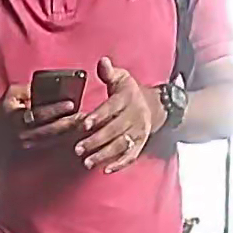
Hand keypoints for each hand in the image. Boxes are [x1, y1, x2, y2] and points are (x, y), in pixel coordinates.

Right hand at [0, 82, 78, 154]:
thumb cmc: (3, 112)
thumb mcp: (11, 96)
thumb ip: (27, 90)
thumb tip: (47, 88)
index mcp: (16, 117)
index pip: (39, 113)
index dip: (56, 109)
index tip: (71, 104)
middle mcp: (23, 133)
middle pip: (50, 129)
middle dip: (69, 123)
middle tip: (85, 117)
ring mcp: (28, 144)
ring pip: (53, 139)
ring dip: (70, 132)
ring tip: (85, 125)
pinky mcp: (33, 151)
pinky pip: (51, 145)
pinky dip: (64, 139)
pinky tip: (76, 134)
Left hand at [75, 58, 161, 173]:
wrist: (155, 106)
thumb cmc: (129, 92)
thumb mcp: (122, 78)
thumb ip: (109, 73)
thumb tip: (102, 61)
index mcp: (127, 99)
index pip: (111, 108)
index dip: (98, 116)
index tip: (84, 125)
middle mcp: (134, 116)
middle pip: (114, 130)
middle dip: (95, 140)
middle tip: (78, 149)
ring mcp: (138, 132)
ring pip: (120, 145)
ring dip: (103, 155)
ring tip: (87, 162)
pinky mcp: (140, 144)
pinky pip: (131, 156)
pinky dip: (119, 164)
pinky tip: (106, 170)